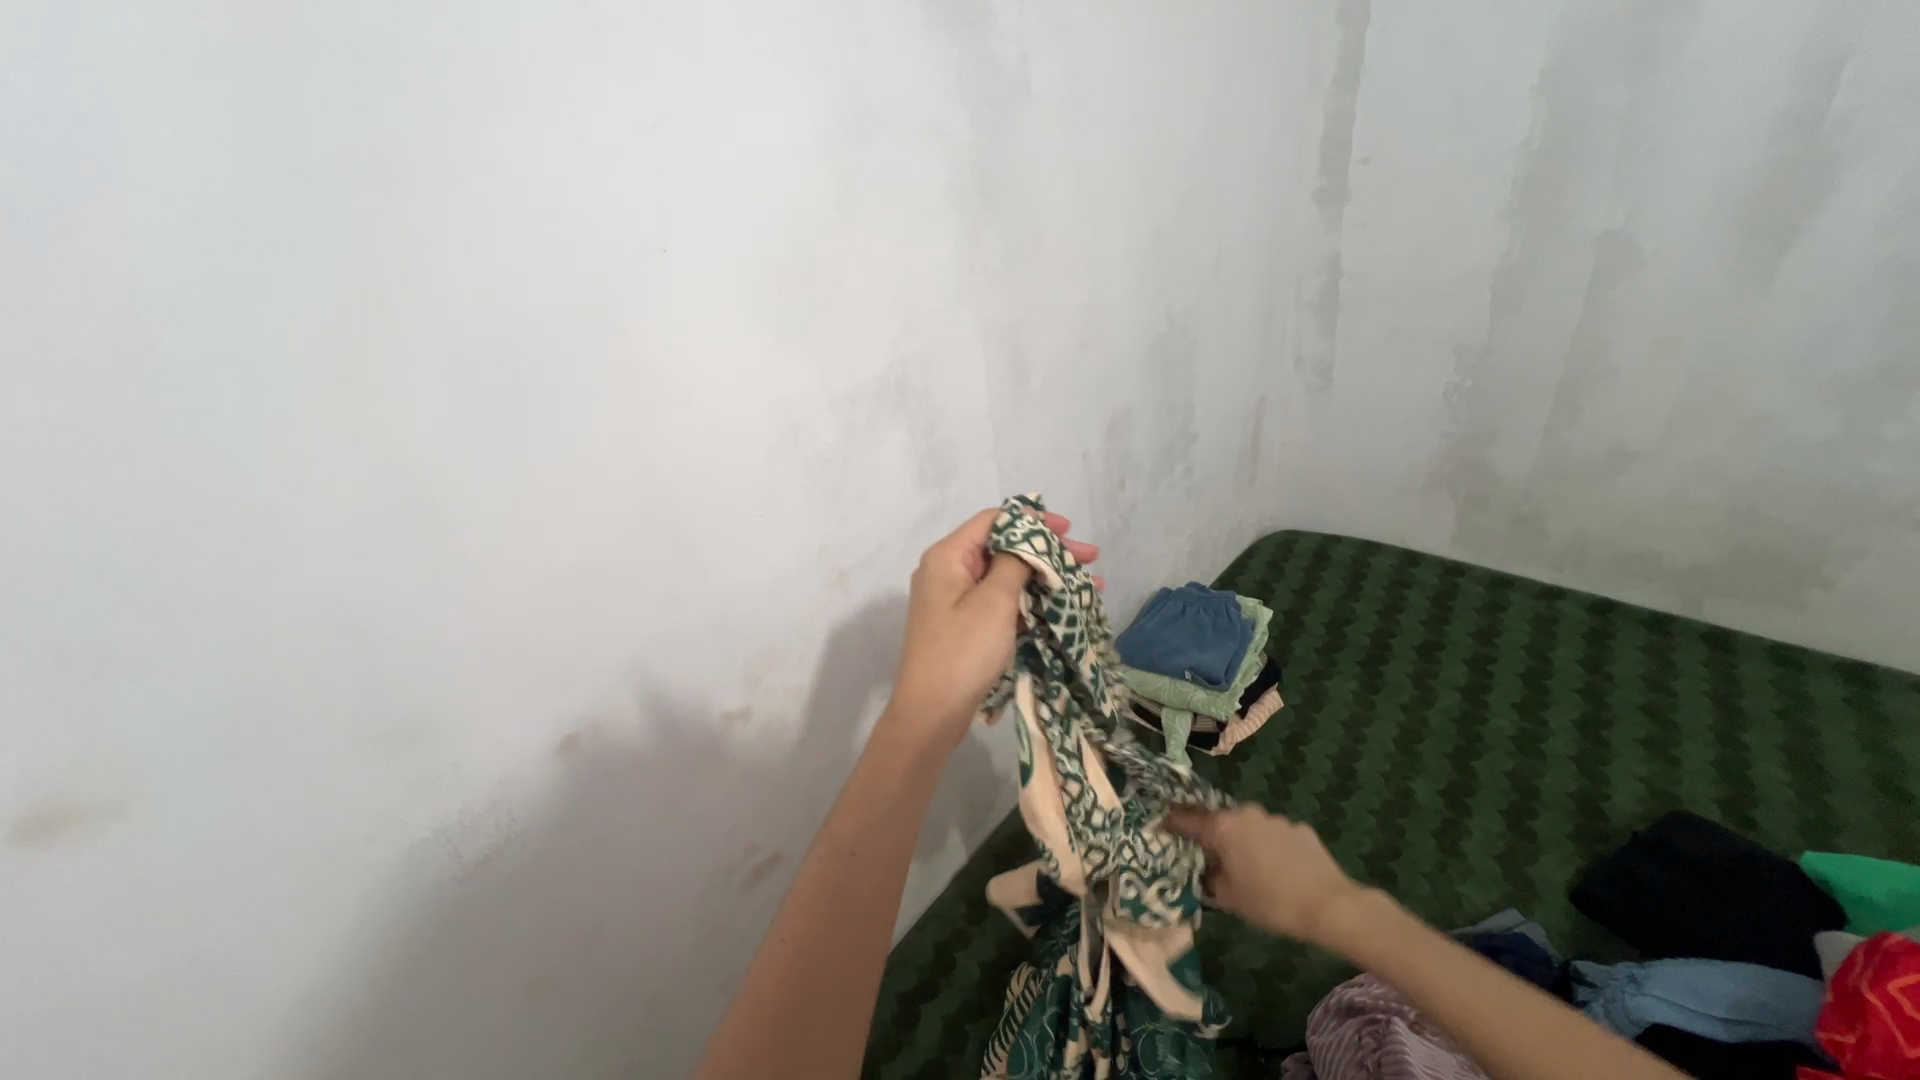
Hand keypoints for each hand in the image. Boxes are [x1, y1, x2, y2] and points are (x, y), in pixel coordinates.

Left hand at [882, 507, 1098, 752]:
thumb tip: (1027, 542)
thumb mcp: (995, 602)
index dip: (1032, 521)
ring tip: (1090, 584)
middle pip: (1003, 548)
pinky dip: (1032, 602)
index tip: (1068, 530)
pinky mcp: (966, 626)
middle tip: (1090, 558)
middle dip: (1047, 553)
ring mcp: (956, 601)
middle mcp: (948, 572)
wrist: (932, 712)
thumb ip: (1015, 563)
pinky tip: (1065, 608)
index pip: (993, 520)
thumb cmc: (963, 651)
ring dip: (1046, 579)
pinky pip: (1002, 603)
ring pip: (1007, 577)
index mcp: (947, 557)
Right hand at [1166, 805, 1362, 946]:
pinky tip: (1279, 870)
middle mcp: (1246, 814)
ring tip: (1250, 869)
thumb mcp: (1229, 898)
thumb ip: (1209, 880)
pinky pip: (1274, 835)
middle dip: (1214, 838)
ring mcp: (1275, 819)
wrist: (1330, 905)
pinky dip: (1270, 848)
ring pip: (1249, 828)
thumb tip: (1205, 873)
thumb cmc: (1270, 901)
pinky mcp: (1300, 828)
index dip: (1172, 823)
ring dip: (1244, 843)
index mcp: (1223, 828)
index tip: (1162, 826)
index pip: (1187, 820)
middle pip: (1221, 822)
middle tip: (1212, 859)